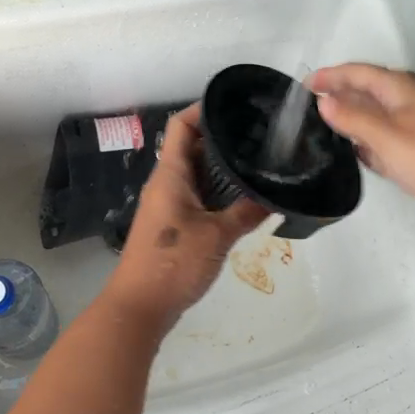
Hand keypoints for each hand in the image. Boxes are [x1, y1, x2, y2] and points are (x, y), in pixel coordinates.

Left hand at [102, 105, 267, 331]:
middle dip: (222, 139)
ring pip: (196, 174)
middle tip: (259, 136)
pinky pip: (197, 196)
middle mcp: (166, 183)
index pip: (182, 125)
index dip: (204, 109)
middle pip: (192, 147)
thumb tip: (275, 195)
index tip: (236, 106)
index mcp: (170, 175)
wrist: (140, 307)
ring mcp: (168, 205)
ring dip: (222, 168)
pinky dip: (218, 192)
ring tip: (258, 163)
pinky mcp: (173, 225)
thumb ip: (246, 212)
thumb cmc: (173, 264)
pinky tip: (244, 199)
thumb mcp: (217, 235)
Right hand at [310, 63, 414, 241]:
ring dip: (352, 122)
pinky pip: (385, 144)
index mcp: (403, 89)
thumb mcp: (386, 136)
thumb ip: (352, 118)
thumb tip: (324, 100)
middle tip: (306, 107)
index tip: (303, 85)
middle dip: (340, 96)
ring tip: (320, 130)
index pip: (359, 73)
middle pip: (368, 93)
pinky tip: (353, 156)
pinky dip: (367, 146)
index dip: (331, 76)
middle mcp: (410, 104)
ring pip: (376, 120)